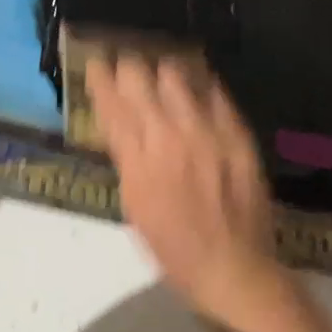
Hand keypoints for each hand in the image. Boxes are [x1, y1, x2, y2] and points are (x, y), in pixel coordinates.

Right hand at [86, 55, 275, 310]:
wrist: (233, 268)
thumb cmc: (174, 247)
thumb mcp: (134, 205)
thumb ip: (126, 158)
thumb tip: (120, 125)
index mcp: (137, 158)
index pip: (110, 102)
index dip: (99, 77)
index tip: (95, 63)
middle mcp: (168, 136)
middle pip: (138, 77)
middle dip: (128, 68)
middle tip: (128, 67)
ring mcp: (205, 131)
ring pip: (175, 75)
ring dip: (163, 73)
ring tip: (163, 76)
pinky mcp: (235, 133)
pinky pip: (214, 92)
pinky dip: (201, 87)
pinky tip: (198, 90)